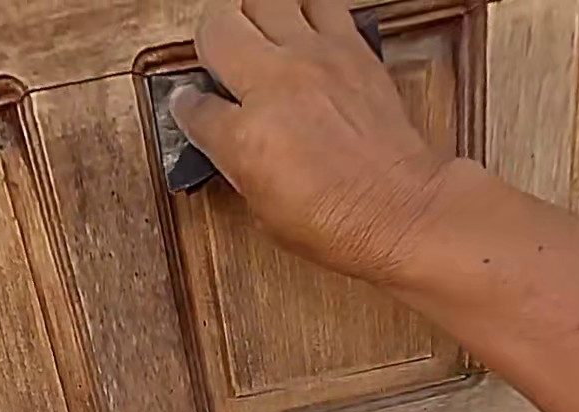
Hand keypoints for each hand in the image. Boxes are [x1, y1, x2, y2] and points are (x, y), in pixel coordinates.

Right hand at [170, 0, 462, 282]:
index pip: (194, 108)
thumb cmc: (334, 223)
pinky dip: (303, 11)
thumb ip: (238, 165)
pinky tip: (301, 33)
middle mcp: (273, 86)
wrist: (393, 210)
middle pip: (216, 28)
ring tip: (260, 42)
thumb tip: (228, 143)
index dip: (186, 110)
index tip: (189, 108)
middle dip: (211, 46)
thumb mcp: (264, 212)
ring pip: (261, 0)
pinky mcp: (348, 45)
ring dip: (253, 19)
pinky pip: (317, 1)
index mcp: (244, 139)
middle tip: (221, 64)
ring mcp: (313, 57)